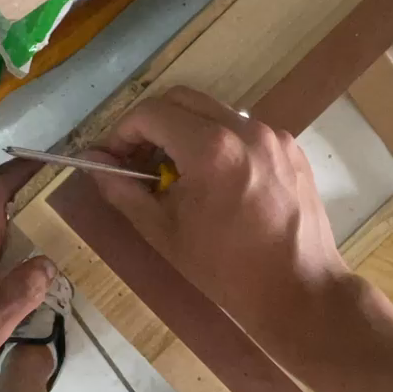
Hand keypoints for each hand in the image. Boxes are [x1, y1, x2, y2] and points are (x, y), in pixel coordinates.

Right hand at [83, 87, 350, 332]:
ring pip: (212, 110)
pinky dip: (217, 141)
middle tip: (139, 160)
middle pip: (180, 100)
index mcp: (210, 148)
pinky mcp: (290, 147)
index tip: (114, 160)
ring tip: (177, 172)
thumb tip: (93, 161)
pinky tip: (215, 180)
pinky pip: (241, 128)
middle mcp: (244, 129)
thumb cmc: (224, 268)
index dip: (122, 133)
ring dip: (184, 130)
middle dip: (151, 124)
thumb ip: (122, 189)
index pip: (151, 113)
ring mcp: (272, 135)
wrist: (300, 292)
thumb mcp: (162, 230)